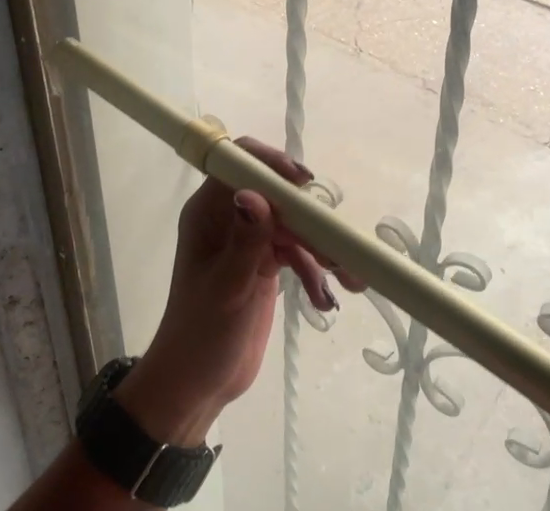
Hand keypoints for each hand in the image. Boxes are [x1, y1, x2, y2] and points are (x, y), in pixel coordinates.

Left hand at [114, 137, 362, 445]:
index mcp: (208, 213)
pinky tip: (325, 299)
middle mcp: (229, 218)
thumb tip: (255, 194)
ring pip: (293, 227)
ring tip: (351, 280)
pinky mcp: (265, 265)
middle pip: (277, 196)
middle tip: (340, 246)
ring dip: (321, 251)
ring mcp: (249, 241)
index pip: (240, 166)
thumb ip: (246, 240)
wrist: (198, 385)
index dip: (272, 165)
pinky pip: (298, 254)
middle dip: (310, 220)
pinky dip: (314, 272)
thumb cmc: (201, 334)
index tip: (304, 183)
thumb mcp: (227, 287)